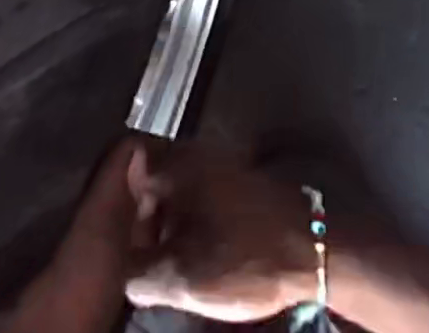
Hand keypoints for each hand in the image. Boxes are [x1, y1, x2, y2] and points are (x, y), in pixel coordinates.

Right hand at [127, 146, 319, 322]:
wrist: (314, 251)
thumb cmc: (243, 258)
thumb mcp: (181, 277)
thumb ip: (136, 272)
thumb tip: (121, 269)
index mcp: (175, 162)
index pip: (123, 166)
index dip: (114, 204)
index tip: (120, 241)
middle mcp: (194, 151)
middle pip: (148, 177)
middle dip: (141, 218)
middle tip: (143, 258)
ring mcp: (218, 162)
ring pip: (174, 188)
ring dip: (166, 223)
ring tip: (169, 262)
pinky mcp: (237, 180)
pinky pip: (197, 194)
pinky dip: (190, 220)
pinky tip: (197, 252)